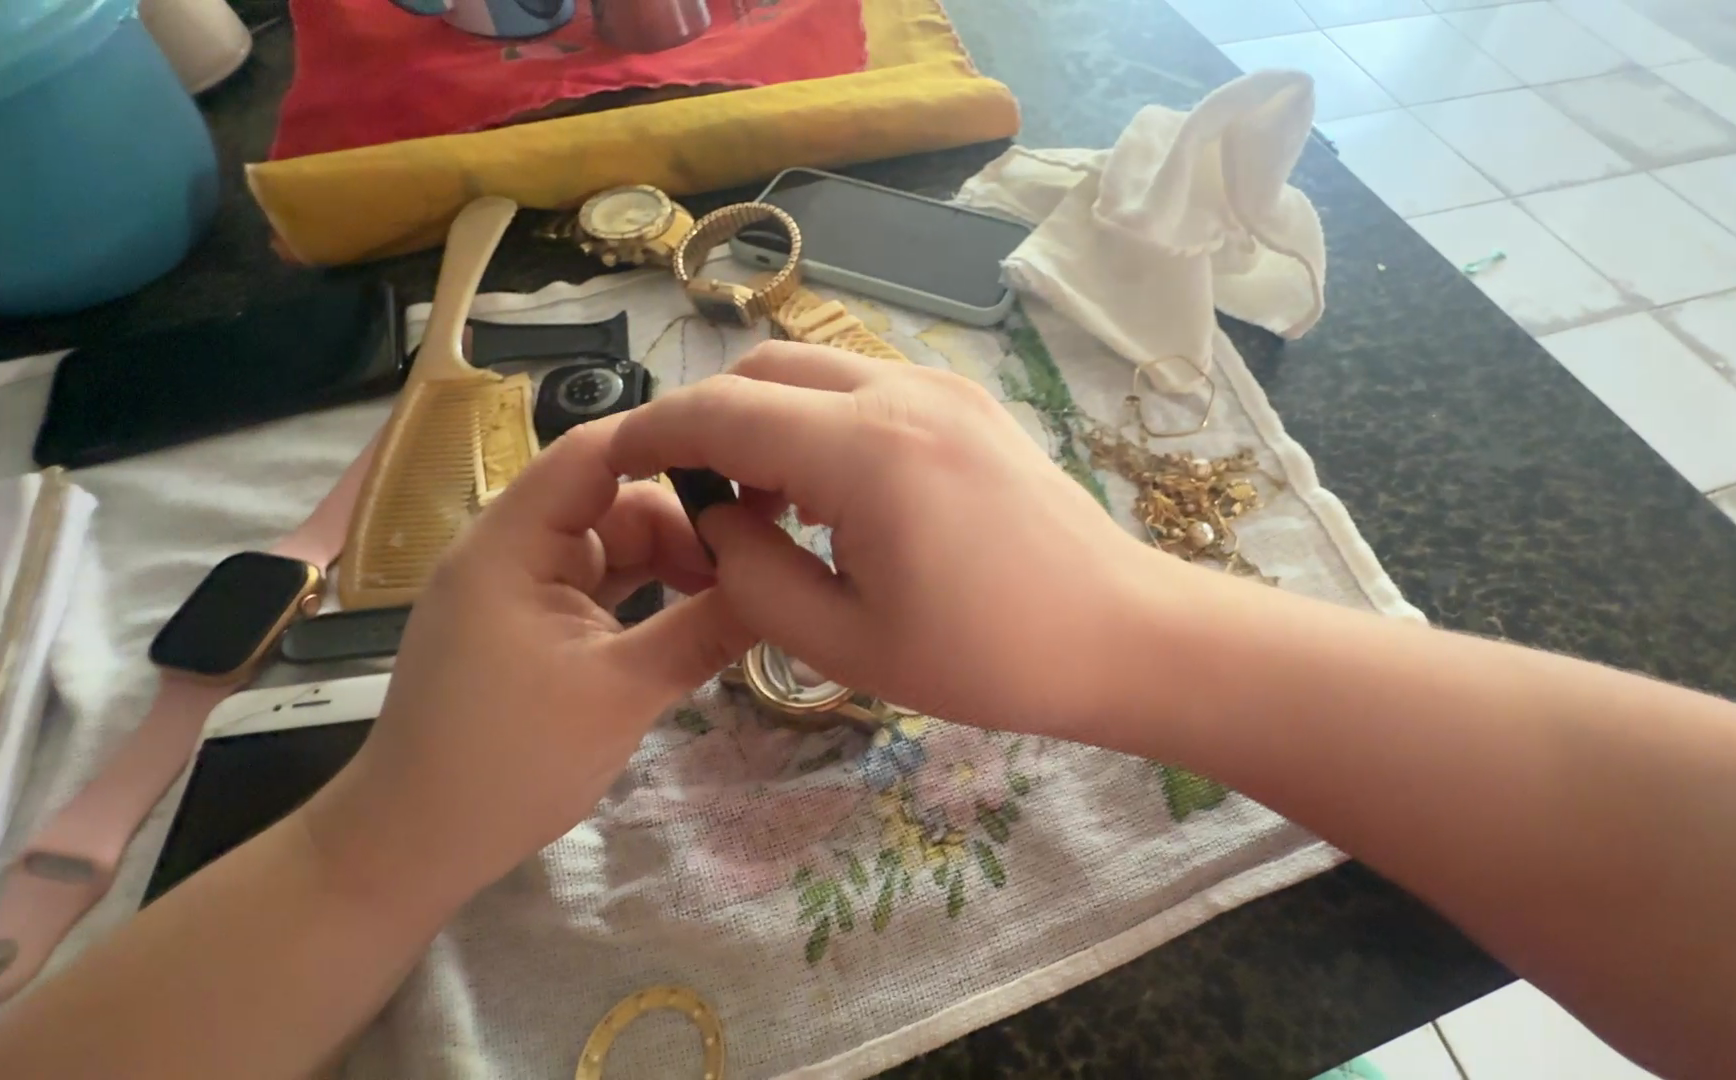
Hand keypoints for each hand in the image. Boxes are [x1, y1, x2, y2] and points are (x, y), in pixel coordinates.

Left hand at [302, 423, 754, 905]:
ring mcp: (526, 588)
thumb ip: (705, 630)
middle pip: (615, 502)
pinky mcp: (539, 623)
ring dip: (674, 562)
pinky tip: (698, 611)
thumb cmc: (507, 763)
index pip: (592, 456)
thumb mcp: (621, 692)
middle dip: (685, 525)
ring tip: (733, 593)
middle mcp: (515, 550)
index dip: (667, 445)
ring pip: (618, 546)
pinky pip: (608, 585)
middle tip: (751, 563)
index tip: (748, 466)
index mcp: (511, 545)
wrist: (416, 849)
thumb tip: (782, 587)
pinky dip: (653, 593)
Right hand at [606, 341, 1165, 736]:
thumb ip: (753, 575)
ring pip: (815, 371)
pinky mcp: (970, 401)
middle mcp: (901, 391)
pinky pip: (866, 387)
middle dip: (708, 421)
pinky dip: (822, 420)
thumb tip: (717, 520)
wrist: (1119, 632)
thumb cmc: (989, 657)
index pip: (721, 411)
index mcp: (865, 451)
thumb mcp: (846, 642)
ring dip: (768, 419)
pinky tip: (833, 489)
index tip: (616, 461)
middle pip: (763, 371)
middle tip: (699, 498)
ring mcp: (943, 386)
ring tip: (768, 503)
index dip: (653, 431)